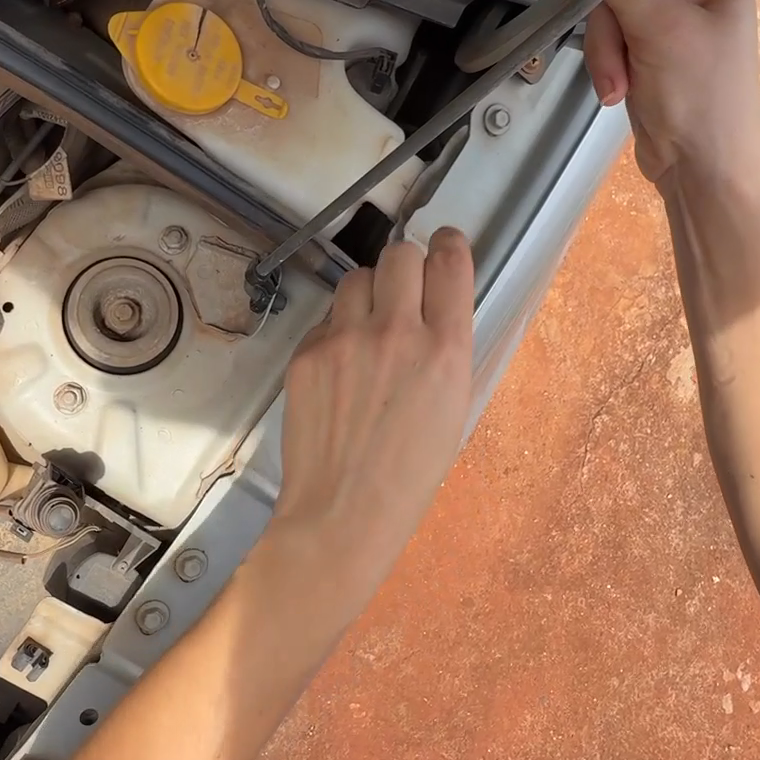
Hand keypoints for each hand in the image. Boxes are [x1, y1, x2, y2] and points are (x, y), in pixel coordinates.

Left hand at [267, 229, 474, 591]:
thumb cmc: (411, 476)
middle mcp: (396, 332)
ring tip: (366, 329)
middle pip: (399, 254)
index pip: (450, 262)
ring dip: (367, 293)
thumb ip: (447, 351)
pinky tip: (338, 367)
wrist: (342, 514)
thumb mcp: (454, 410)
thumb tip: (435, 310)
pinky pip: (325, 318)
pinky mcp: (305, 352)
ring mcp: (344, 340)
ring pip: (356, 278)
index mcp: (446, 350)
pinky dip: (335, 330)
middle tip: (403, 290)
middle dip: (406, 265)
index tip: (444, 245)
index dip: (448, 246)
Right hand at [521, 0, 759, 187]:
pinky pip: (606, 35)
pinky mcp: (642, 44)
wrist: (701, 167)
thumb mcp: (661, 32)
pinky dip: (604, 62)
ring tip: (616, 82)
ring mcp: (663, 13)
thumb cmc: (700, 99)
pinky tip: (617, 89)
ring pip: (606, 2)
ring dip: (602, 45)